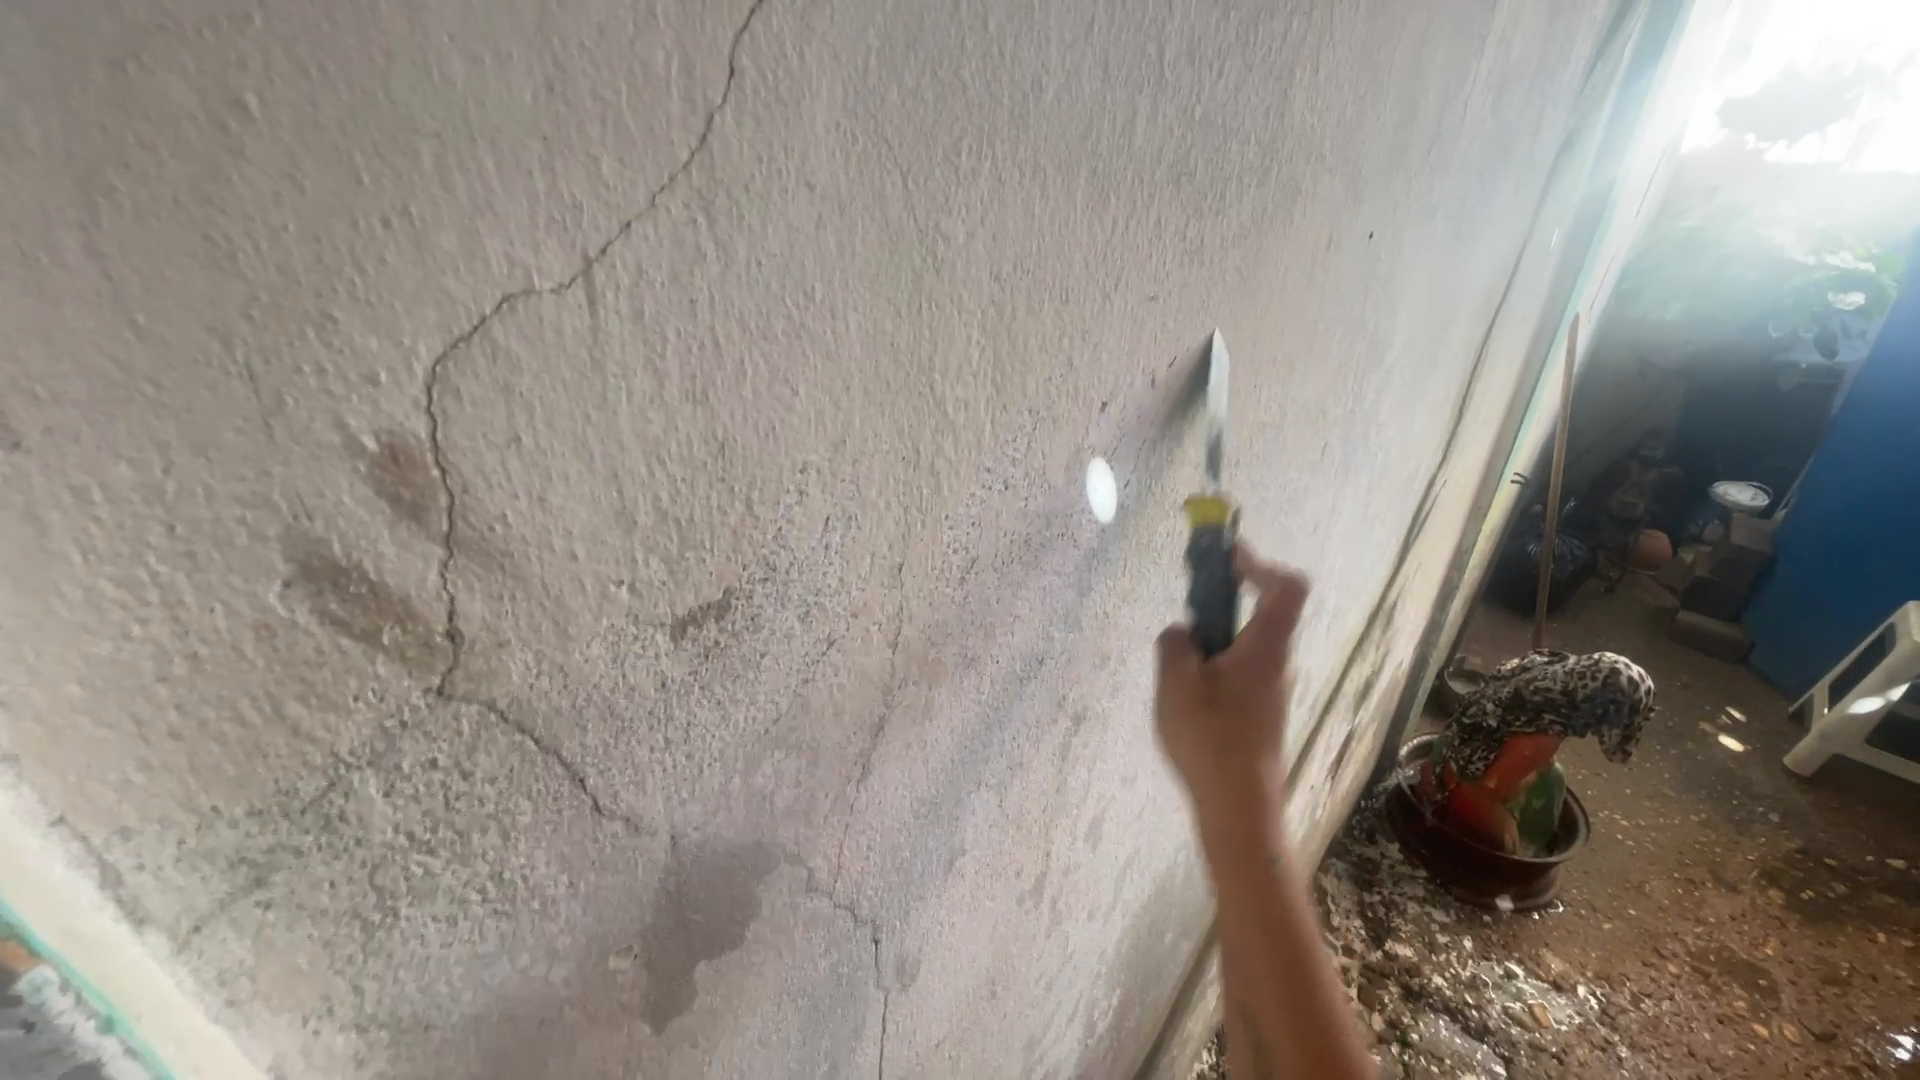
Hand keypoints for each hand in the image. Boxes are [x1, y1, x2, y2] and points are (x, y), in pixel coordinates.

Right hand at [1155, 544, 1310, 827]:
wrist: (1239, 805)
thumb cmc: (1211, 738)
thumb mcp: (1176, 683)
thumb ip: (1175, 645)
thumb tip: (1182, 633)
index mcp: (1265, 648)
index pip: (1286, 588)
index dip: (1260, 564)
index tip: (1226, 560)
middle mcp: (1277, 664)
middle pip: (1261, 614)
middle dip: (1221, 604)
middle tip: (1185, 615)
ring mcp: (1271, 691)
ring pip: (1245, 647)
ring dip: (1213, 641)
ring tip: (1175, 669)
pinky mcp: (1260, 714)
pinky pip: (1239, 672)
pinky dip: (1214, 667)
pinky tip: (1185, 698)